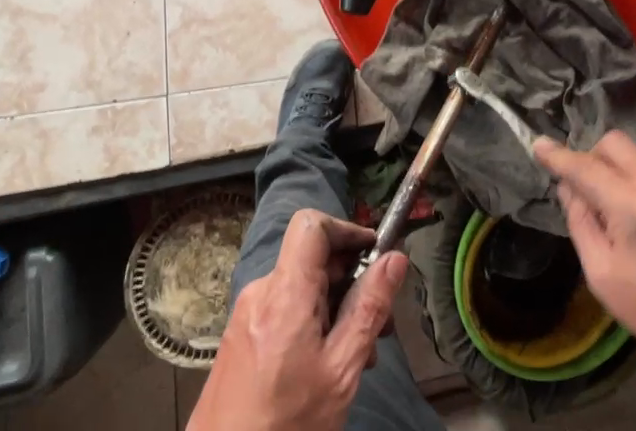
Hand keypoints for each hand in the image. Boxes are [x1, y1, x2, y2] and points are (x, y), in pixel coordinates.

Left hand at [190, 210, 407, 430]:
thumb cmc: (287, 424)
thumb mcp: (341, 369)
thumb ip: (369, 308)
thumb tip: (395, 258)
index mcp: (284, 293)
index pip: (311, 225)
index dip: (347, 230)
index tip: (375, 256)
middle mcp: (260, 293)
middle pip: (312, 259)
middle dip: (352, 280)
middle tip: (380, 324)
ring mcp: (246, 316)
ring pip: (303, 288)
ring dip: (336, 307)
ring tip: (359, 354)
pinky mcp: (240, 338)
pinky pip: (285, 310)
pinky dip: (313, 323)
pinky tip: (328, 365)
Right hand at [533, 131, 635, 368]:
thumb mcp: (601, 274)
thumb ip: (581, 223)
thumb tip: (568, 188)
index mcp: (633, 208)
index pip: (587, 168)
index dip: (559, 156)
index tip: (538, 145)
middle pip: (615, 144)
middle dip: (590, 155)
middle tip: (580, 187)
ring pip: (635, 158)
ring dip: (613, 172)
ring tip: (609, 212)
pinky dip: (634, 185)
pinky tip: (635, 221)